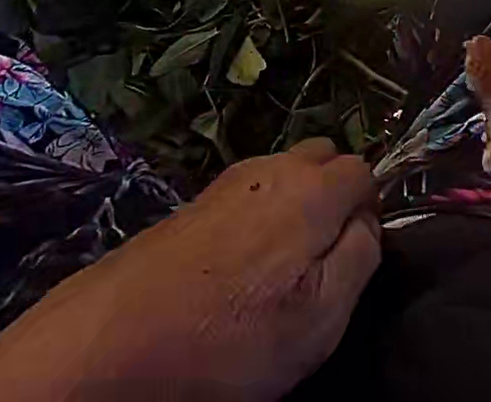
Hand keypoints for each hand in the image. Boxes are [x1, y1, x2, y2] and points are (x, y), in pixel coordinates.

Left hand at [0, 139, 380, 400]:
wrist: (121, 333)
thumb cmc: (233, 333)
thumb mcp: (322, 317)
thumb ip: (361, 255)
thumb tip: (366, 220)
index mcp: (311, 187)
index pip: (363, 170)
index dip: (368, 207)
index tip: (353, 250)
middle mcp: (273, 165)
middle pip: (324, 157)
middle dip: (335, 192)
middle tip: (321, 253)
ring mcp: (232, 176)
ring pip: (286, 169)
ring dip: (298, 200)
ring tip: (280, 262)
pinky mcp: (202, 195)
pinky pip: (253, 186)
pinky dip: (263, 209)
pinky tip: (242, 258)